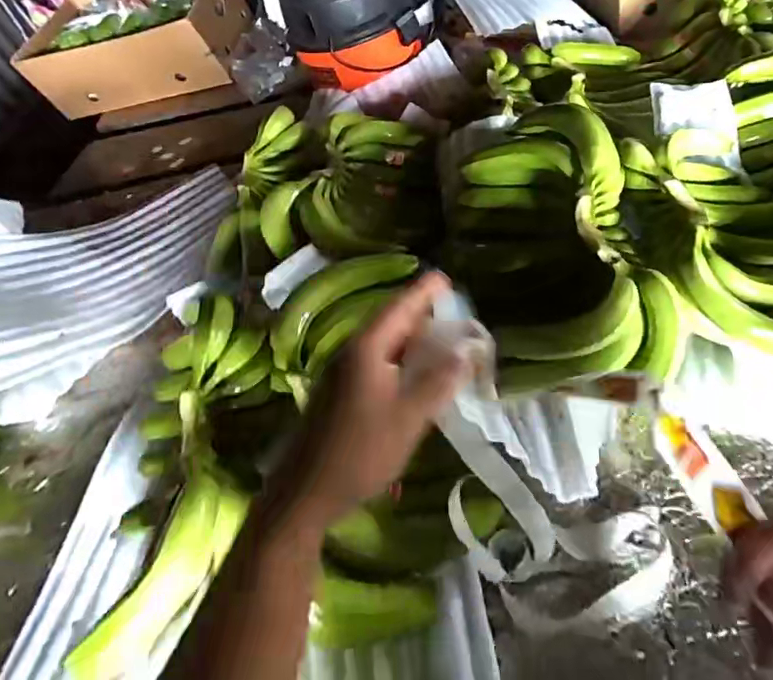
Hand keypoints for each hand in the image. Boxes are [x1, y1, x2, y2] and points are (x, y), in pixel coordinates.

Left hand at [269, 273, 468, 526]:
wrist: (304, 494)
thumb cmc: (360, 452)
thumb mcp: (410, 417)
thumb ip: (441, 380)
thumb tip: (468, 351)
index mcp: (368, 347)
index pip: (402, 305)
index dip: (426, 290)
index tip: (448, 279)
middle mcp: (353, 350)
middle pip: (393, 319)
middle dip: (424, 314)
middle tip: (457, 316)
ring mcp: (343, 370)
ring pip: (385, 341)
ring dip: (414, 338)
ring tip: (445, 342)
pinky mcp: (340, 389)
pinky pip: (378, 359)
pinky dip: (402, 357)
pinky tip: (418, 374)